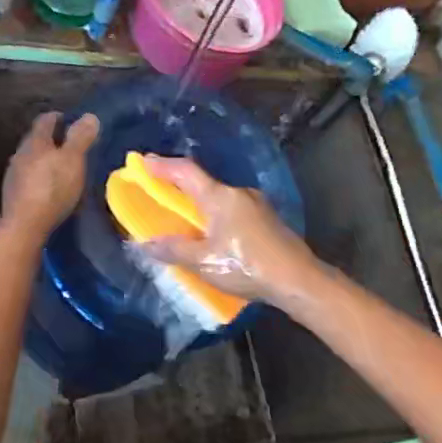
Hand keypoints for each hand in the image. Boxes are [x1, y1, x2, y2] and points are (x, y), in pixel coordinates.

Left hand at [0, 111, 98, 240]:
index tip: (69, 120)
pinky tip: (48, 188)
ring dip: (44, 160)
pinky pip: (28, 179)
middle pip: (37, 140)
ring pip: (31, 160)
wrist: (25, 224)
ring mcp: (14, 175)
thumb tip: (90, 116)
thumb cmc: (53, 188)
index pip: (45, 120)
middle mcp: (20, 153)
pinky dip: (39, 178)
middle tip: (68, 145)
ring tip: (60, 168)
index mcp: (35, 141)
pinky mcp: (13, 194)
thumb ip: (80, 138)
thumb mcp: (73, 160)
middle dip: (52, 140)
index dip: (58, 118)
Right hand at [139, 155, 322, 303]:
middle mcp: (239, 193)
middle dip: (179, 188)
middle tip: (159, 192)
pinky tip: (212, 235)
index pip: (186, 173)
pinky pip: (232, 211)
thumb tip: (147, 243)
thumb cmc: (247, 267)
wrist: (298, 281)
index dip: (162, 166)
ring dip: (199, 205)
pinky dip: (216, 216)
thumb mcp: (204, 262)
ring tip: (184, 220)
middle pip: (203, 184)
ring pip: (219, 199)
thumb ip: (174, 250)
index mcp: (220, 197)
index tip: (143, 161)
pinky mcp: (267, 220)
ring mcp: (257, 206)